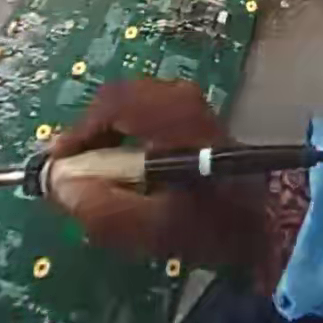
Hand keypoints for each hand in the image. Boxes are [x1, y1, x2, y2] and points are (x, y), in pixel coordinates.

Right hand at [47, 79, 266, 271]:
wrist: (265, 218)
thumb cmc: (212, 222)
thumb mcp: (154, 229)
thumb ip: (103, 208)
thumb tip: (59, 185)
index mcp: (171, 113)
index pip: (110, 105)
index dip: (78, 132)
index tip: (57, 163)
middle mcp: (177, 94)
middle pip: (116, 99)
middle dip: (90, 132)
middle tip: (74, 168)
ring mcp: (186, 98)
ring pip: (129, 103)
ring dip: (107, 132)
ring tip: (95, 170)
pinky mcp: (190, 109)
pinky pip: (144, 109)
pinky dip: (125, 132)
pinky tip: (124, 164)